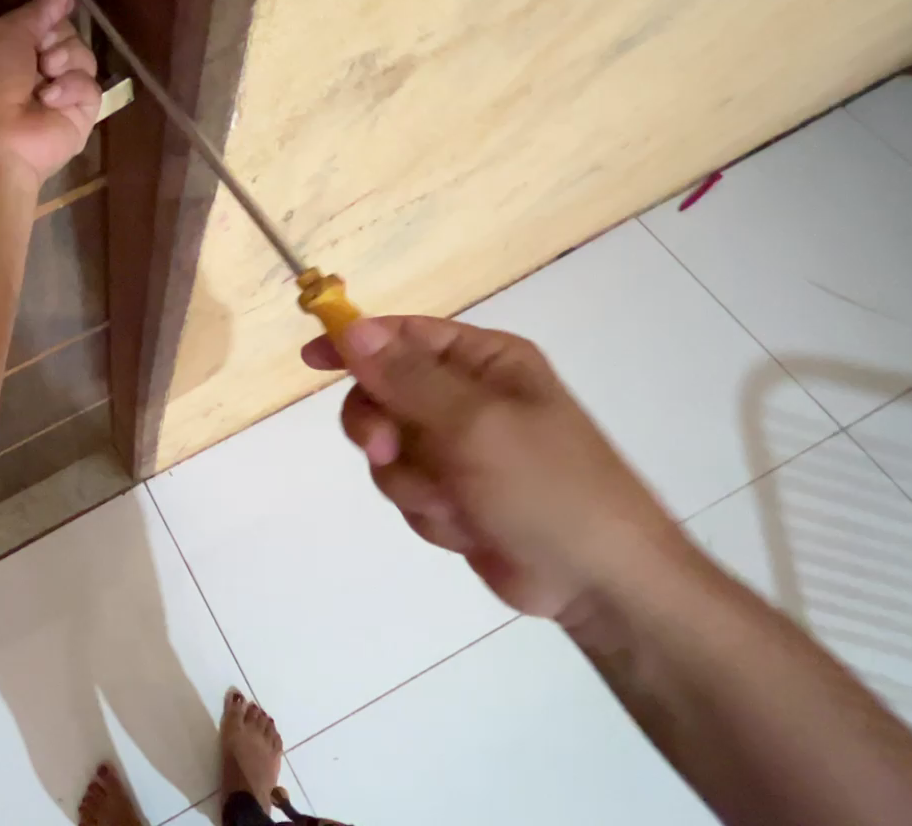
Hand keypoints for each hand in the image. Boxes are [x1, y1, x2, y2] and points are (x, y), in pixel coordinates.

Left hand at [0, 0, 101, 186]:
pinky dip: (72, 88)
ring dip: (65, 59)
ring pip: (83, 56)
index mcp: (13, 48)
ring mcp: (61, 93)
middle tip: (41, 49)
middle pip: (68, 33)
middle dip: (58, 35)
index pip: (46, 16)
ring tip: (46, 74)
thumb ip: (39, 10)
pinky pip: (91, 86)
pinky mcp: (81, 115)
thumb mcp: (6, 34)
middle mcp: (38, 69)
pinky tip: (51, 100)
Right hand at [303, 316, 686, 620]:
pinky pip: (406, 489)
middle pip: (381, 394)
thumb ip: (406, 377)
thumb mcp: (474, 423)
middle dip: (380, 430)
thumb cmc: (548, 487)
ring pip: (387, 450)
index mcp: (484, 361)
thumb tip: (351, 328)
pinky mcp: (452, 493)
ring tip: (456, 504)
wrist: (599, 582)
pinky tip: (468, 527)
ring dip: (412, 482)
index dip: (354, 344)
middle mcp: (467, 397)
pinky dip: (428, 511)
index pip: (402, 335)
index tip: (311, 360)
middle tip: (386, 451)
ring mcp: (458, 448)